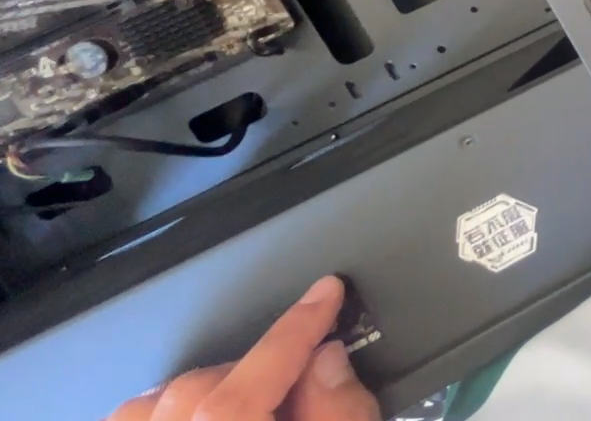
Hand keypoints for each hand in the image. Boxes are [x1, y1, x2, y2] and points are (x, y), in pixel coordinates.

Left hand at [107, 276, 378, 420]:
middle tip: (306, 366)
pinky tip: (189, 408)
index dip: (292, 333)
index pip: (242, 397)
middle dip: (256, 366)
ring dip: (196, 388)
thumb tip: (327, 356)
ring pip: (141, 411)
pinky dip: (152, 411)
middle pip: (195, 394)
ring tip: (247, 388)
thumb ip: (340, 413)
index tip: (327, 291)